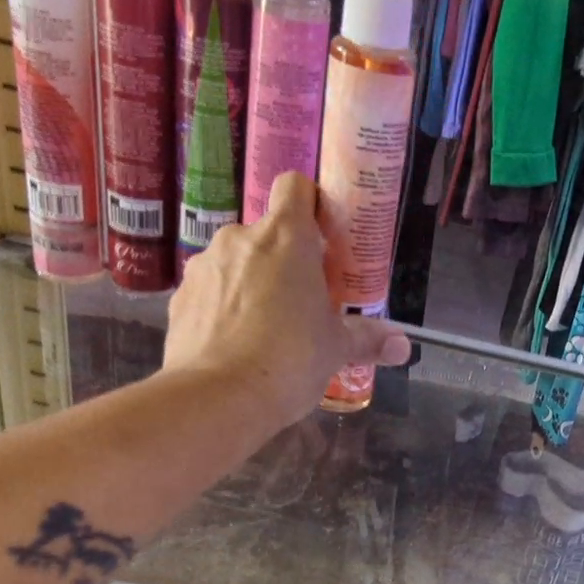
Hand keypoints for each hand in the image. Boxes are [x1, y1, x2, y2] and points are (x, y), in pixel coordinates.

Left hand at [163, 172, 410, 421]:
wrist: (217, 397)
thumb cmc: (290, 359)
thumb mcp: (337, 349)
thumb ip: (368, 339)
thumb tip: (403, 346)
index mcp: (286, 237)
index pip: (295, 186)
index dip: (311, 205)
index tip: (324, 241)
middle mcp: (240, 238)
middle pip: (266, 232)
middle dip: (284, 260)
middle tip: (303, 301)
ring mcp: (204, 266)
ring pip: (235, 263)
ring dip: (252, 284)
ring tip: (267, 330)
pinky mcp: (180, 298)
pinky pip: (211, 293)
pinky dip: (224, 310)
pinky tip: (236, 347)